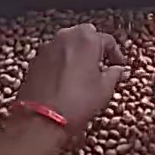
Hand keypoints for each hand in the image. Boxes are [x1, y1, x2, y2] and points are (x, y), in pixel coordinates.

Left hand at [14, 24, 128, 133]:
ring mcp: (48, 47)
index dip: (116, 54)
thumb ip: (114, 74)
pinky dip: (62, 60)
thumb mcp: (104, 90)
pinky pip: (54, 54)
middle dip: (94, 47)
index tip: (118, 65)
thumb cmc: (76, 103)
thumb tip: (117, 70)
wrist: (41, 120)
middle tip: (101, 64)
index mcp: (87, 40)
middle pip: (85, 34)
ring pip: (67, 42)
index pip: (108, 40)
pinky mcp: (35, 59)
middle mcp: (66, 37)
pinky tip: (65, 77)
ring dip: (77, 52)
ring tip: (83, 71)